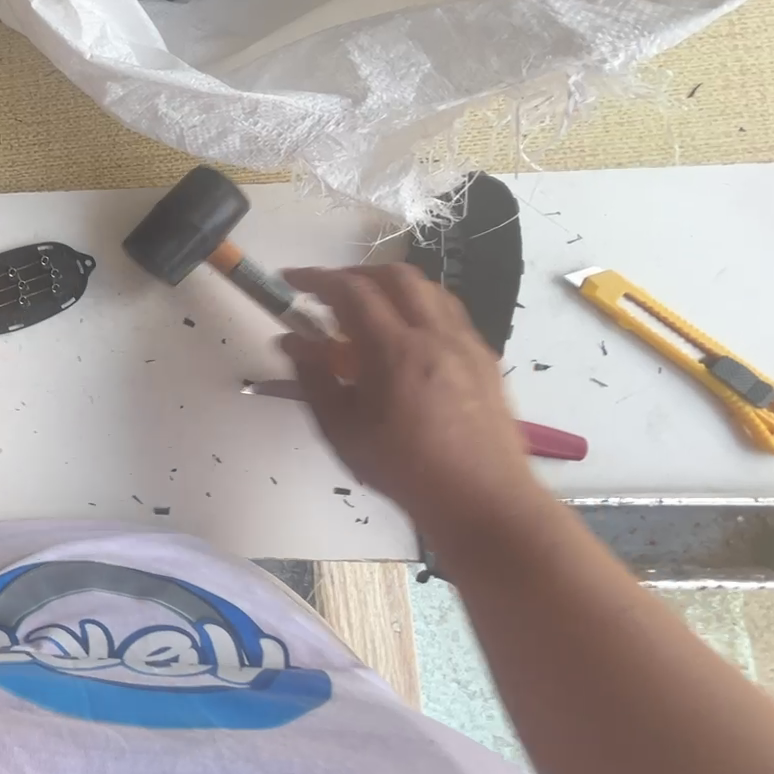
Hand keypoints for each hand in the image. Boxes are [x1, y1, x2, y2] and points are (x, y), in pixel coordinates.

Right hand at [279, 264, 538, 527]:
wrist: (483, 499)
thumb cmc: (402, 467)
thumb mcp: (340, 427)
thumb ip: (314, 377)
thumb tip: (291, 341)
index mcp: (396, 351)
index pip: (352, 292)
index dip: (315, 278)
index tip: (290, 281)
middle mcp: (436, 337)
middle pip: (396, 276)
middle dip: (353, 274)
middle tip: (324, 292)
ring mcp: (466, 346)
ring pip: (428, 290)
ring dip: (388, 287)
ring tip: (360, 309)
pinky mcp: (483, 360)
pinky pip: (448, 313)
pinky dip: (415, 307)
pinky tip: (398, 335)